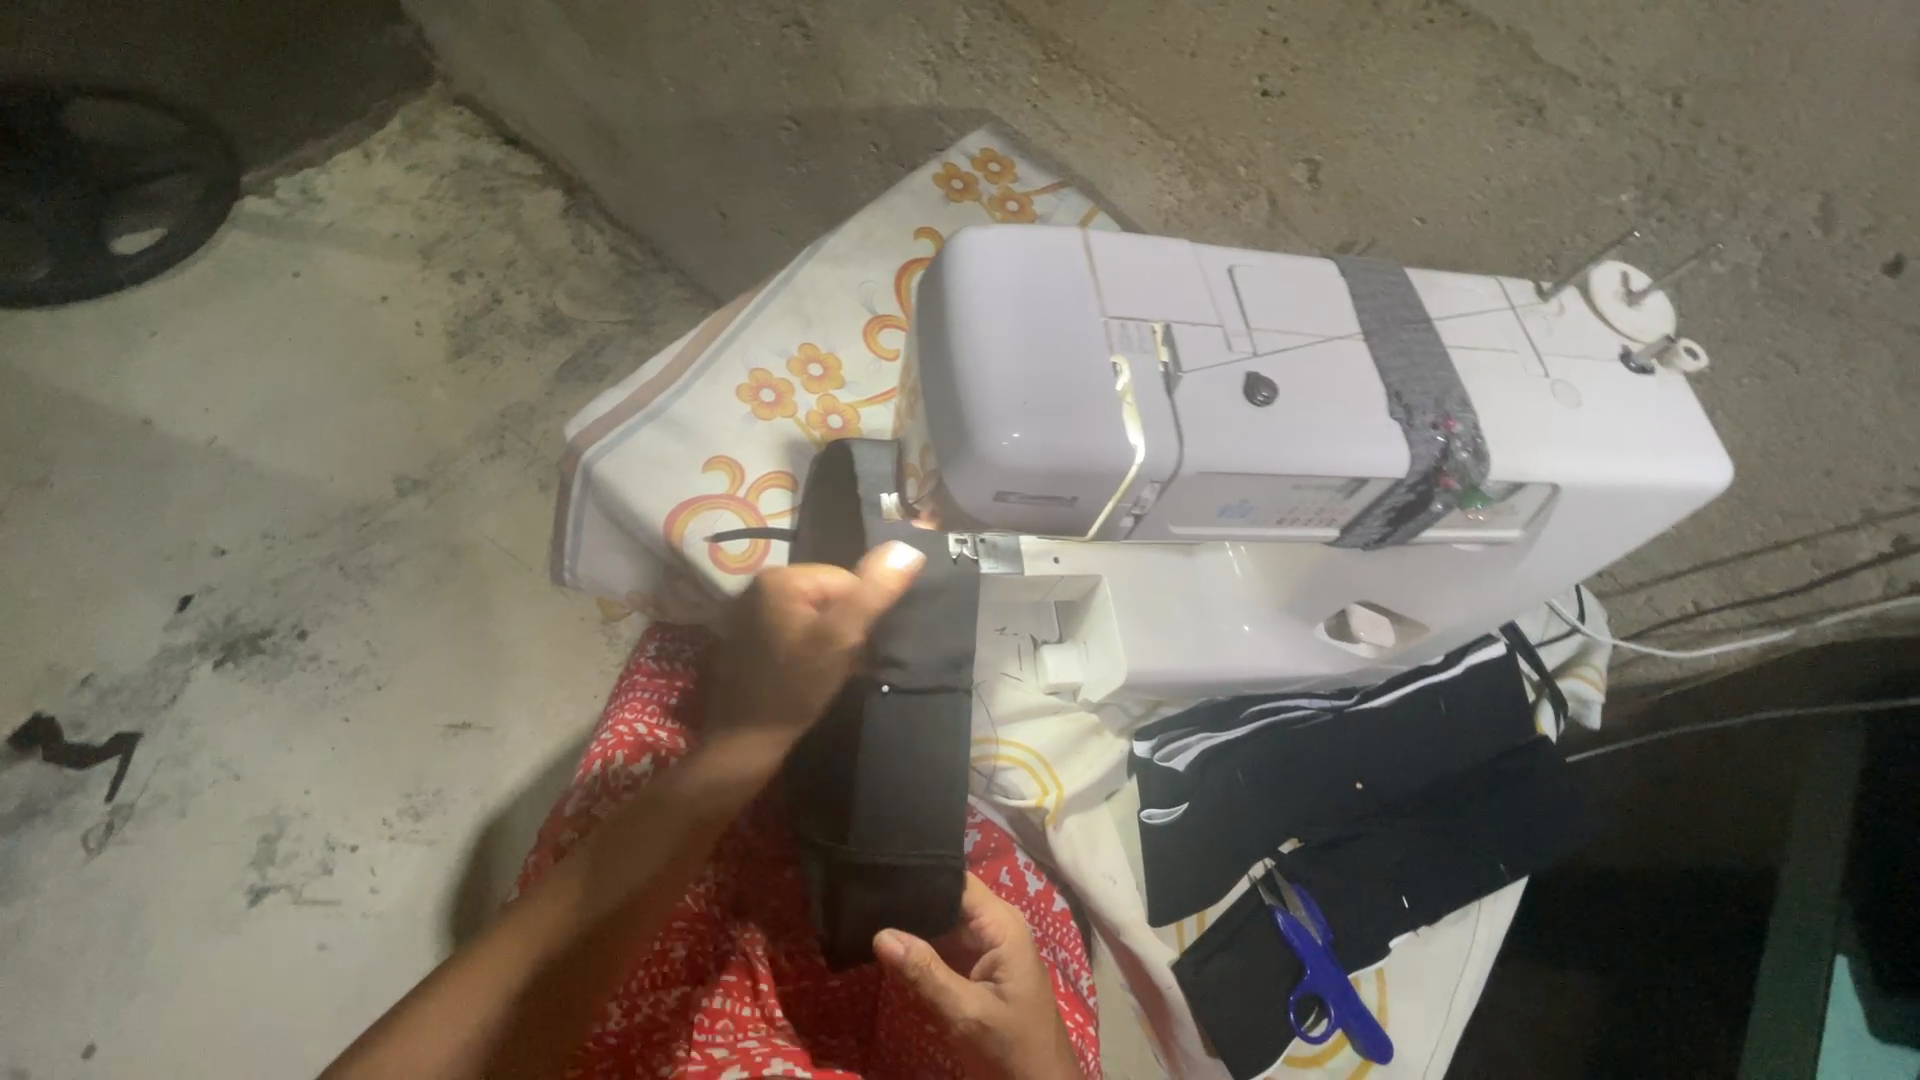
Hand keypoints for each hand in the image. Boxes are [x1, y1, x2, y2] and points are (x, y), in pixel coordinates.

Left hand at [702, 540, 925, 766]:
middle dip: (845, 627)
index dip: (860, 615)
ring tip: (828, 670)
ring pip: (815, 614)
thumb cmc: (795, 686)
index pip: (847, 579)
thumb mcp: (841, 638)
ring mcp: (751, 612)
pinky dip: (810, 647)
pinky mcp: (750, 637)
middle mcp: (761, 585)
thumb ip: (875, 592)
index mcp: (781, 577)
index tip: (855, 648)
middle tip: (844, 662)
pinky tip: (809, 672)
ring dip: (831, 640)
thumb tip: (909, 548)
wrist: (747, 740)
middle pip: (830, 596)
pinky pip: (795, 628)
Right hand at [874, 873, 1082, 1079]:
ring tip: (870, 913)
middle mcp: (997, 927)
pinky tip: (891, 946)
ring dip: (914, 926)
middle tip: (867, 897)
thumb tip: (881, 934)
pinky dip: (923, 949)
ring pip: (944, 924)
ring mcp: (989, 948)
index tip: (882, 872)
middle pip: (948, 900)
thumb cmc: (1013, 1051)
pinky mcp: (980, 969)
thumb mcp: (967, 1014)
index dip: (923, 876)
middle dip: (912, 901)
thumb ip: (925, 974)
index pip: (957, 881)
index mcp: (1003, 925)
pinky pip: (947, 948)